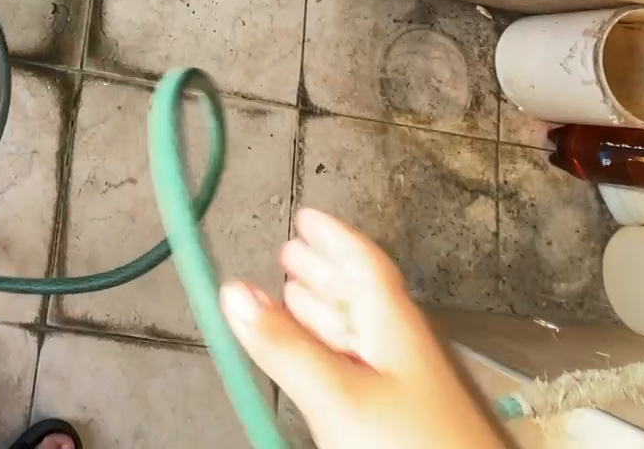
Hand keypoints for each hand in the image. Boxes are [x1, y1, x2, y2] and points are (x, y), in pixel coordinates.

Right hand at [220, 207, 510, 448]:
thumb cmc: (411, 445)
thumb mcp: (339, 395)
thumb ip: (285, 346)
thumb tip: (232, 289)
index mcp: (395, 325)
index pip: (364, 264)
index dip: (333, 236)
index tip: (305, 217)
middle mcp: (401, 348)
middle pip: (361, 294)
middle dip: (322, 269)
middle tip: (289, 251)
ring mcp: (405, 387)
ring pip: (359, 332)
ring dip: (324, 308)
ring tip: (291, 295)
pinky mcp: (401, 422)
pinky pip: (358, 367)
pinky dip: (328, 350)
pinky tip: (314, 362)